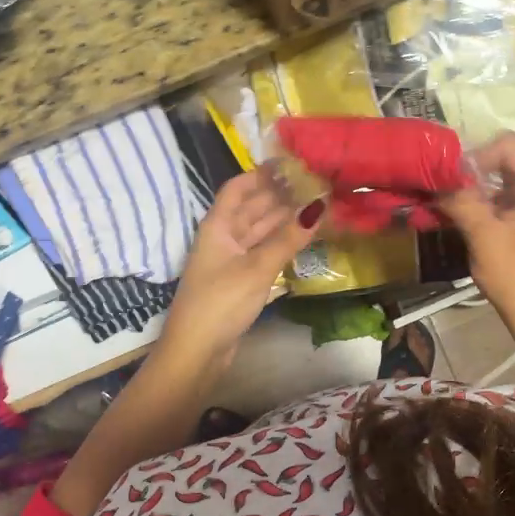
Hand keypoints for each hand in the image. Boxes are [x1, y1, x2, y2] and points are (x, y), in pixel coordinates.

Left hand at [163, 166, 322, 362]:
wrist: (196, 352)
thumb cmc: (221, 303)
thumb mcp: (256, 268)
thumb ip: (288, 238)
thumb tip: (318, 206)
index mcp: (217, 227)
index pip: (238, 188)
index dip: (262, 174)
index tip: (292, 164)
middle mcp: (222, 239)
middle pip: (252, 208)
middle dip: (280, 196)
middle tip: (315, 184)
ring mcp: (230, 261)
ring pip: (259, 232)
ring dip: (283, 221)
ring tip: (316, 207)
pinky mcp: (239, 282)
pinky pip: (262, 254)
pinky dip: (281, 245)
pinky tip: (302, 241)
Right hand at [437, 133, 514, 339]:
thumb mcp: (484, 237)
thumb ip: (462, 201)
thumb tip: (437, 179)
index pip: (508, 145)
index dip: (477, 157)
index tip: (454, 182)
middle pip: (508, 156)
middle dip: (476, 170)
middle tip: (450, 191)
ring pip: (505, 173)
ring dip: (479, 185)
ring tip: (455, 204)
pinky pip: (509, 190)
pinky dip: (488, 197)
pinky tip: (469, 214)